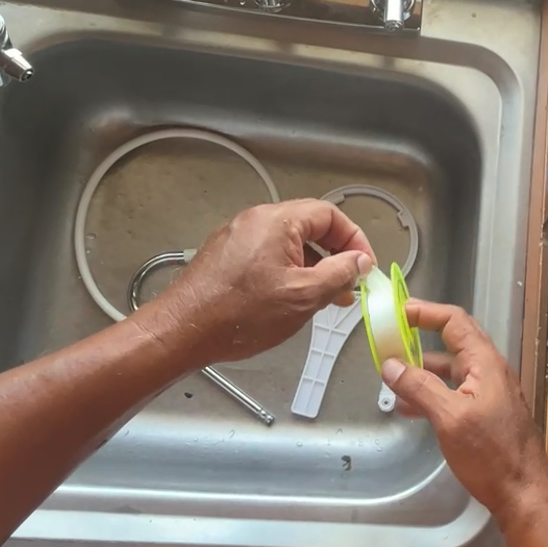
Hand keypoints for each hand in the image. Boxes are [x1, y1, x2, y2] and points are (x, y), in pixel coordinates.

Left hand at [139, 200, 373, 363]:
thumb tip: (360, 261)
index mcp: (277, 221)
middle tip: (349, 284)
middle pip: (310, 227)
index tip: (364, 266)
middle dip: (336, 255)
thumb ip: (339, 274)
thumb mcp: (303, 295)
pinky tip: (295, 299)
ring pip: (291, 244)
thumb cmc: (242, 314)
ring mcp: (239, 237)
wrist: (182, 331)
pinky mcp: (227, 256)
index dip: (354, 239)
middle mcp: (256, 220)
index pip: (329, 214)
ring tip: (327, 297)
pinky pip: (270, 255)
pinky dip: (291, 272)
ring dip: (315, 267)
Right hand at [378, 299, 547, 526]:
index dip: (426, 312)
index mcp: (485, 362)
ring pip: (451, 369)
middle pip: (454, 341)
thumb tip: (390, 365)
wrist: (524, 492)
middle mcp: (489, 371)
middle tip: (391, 336)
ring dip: (423, 369)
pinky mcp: (485, 413)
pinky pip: (454, 392)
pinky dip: (431, 393)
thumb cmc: (491, 453)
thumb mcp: (450, 418)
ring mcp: (488, 392)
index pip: (455, 321)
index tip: (398, 313)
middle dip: (422, 336)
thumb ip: (420, 388)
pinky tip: (408, 407)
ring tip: (391, 375)